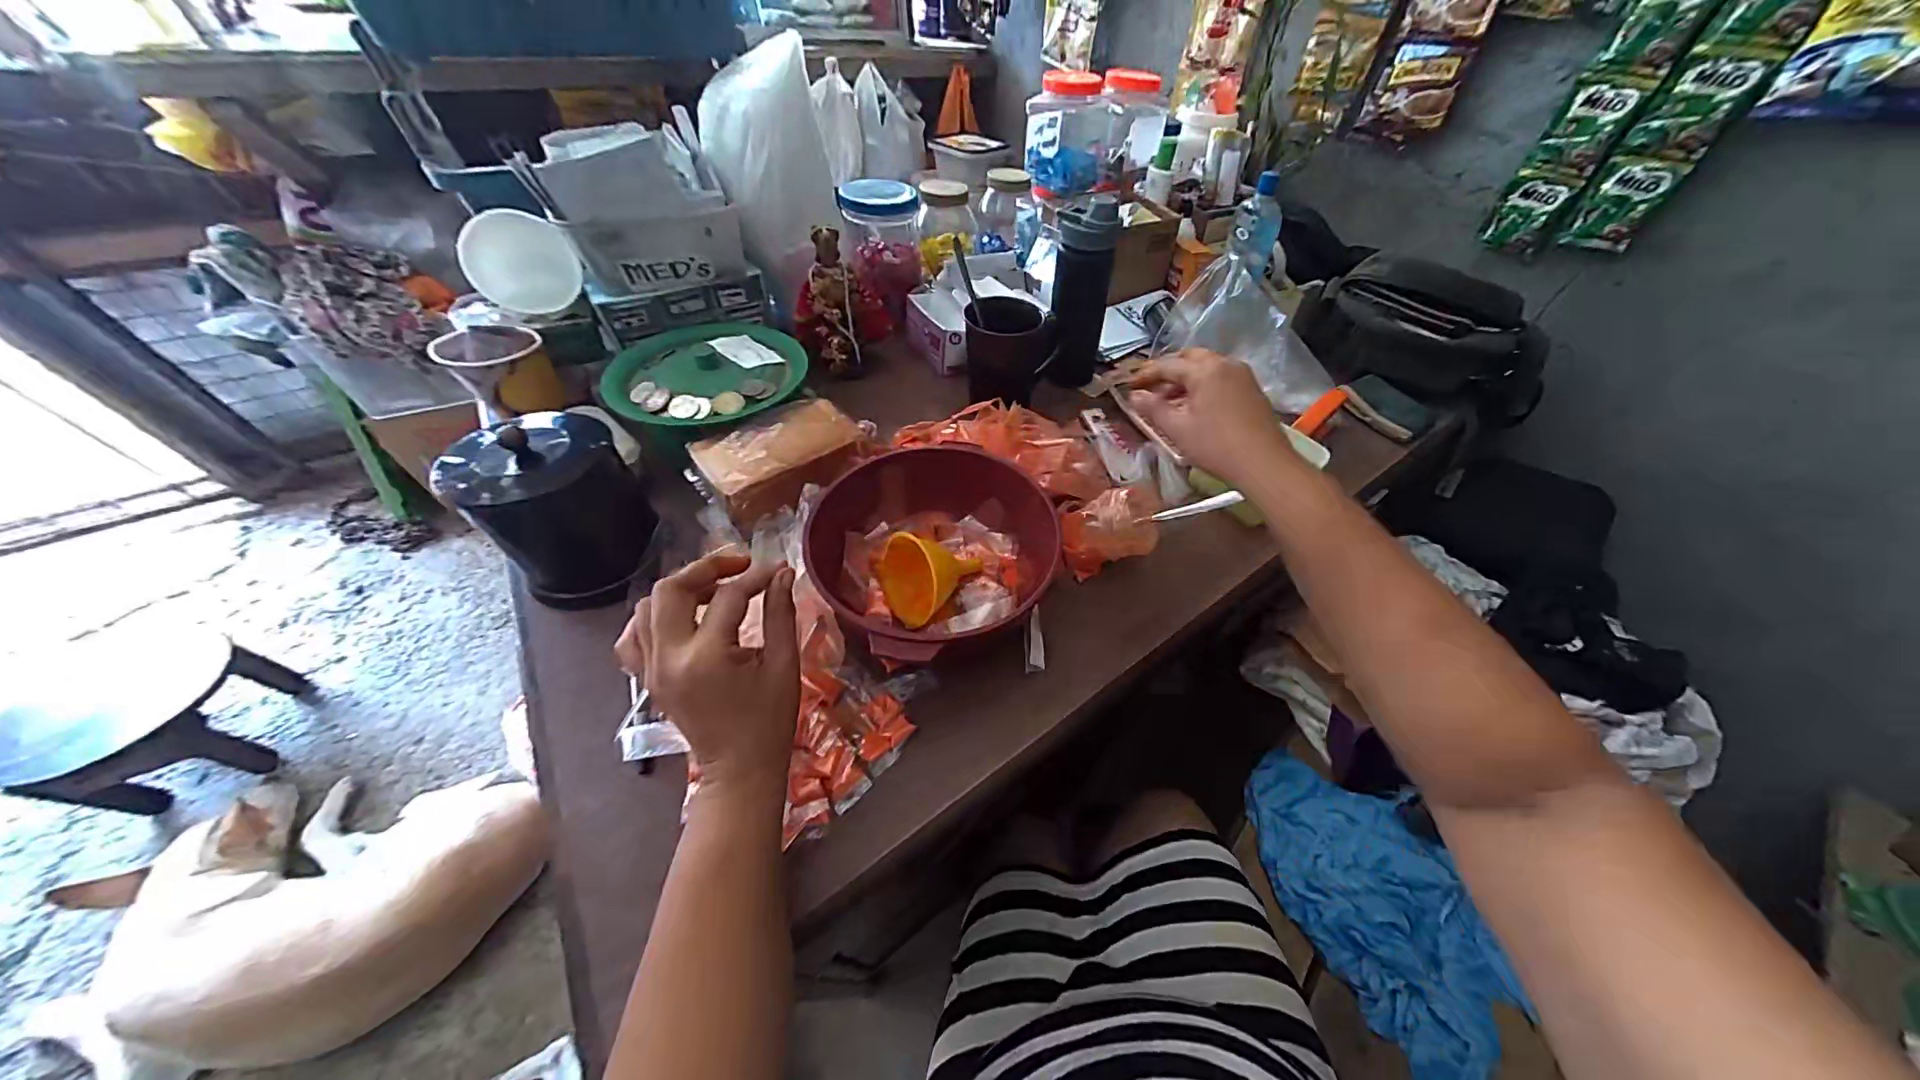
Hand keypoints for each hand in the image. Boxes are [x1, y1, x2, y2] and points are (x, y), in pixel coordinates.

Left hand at [614, 553, 799, 789]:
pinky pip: (633, 636)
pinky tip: (681, 619)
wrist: (739, 767)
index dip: (756, 577)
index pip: (729, 596)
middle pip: (671, 589)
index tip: (777, 571)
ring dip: (681, 590)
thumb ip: (780, 614)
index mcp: (707, 656)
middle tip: (738, 566)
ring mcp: (651, 668)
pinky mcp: (647, 678)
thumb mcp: (784, 665)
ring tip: (714, 591)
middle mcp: (669, 657)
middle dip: (706, 568)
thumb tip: (781, 574)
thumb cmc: (770, 720)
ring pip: (647, 607)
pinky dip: (652, 618)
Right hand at [1126, 348, 1297, 489]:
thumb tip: (1134, 396)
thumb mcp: (1177, 429)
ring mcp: (1242, 374)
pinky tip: (1195, 405)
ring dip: (1186, 378)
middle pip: (1189, 358)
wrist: (1264, 463)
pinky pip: (1221, 377)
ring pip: (1207, 366)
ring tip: (1170, 400)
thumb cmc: (1215, 445)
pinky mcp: (1252, 388)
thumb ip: (1153, 408)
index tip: (1130, 386)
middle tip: (1151, 388)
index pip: (1167, 365)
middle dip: (1168, 370)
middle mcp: (1225, 363)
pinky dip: (1203, 384)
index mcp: (1204, 370)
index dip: (1146, 375)